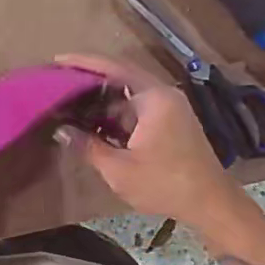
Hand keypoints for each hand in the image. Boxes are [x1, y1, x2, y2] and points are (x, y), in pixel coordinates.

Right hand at [56, 54, 249, 230]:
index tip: (58, 61)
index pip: (114, 69)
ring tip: (65, 105)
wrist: (208, 202)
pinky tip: (89, 124)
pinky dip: (111, 116)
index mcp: (154, 98)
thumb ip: (88, 146)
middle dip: (88, 82)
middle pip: (120, 79)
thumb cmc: (164, 183)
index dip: (84, 64)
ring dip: (98, 102)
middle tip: (56, 86)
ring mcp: (167, 110)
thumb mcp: (118, 169)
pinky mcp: (166, 125)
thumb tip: (61, 131)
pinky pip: (133, 112)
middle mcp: (162, 96)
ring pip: (125, 98)